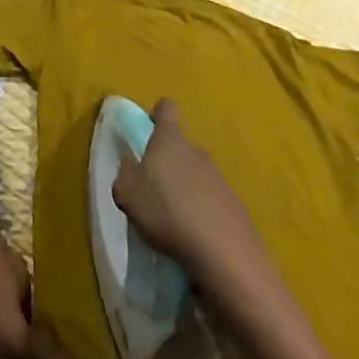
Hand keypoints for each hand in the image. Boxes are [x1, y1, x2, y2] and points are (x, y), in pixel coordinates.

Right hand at [111, 100, 258, 272]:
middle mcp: (196, 150)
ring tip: (171, 219)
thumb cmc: (166, 212)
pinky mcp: (233, 202)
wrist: (223, 250)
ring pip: (194, 173)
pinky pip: (210, 197)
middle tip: (152, 190)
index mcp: (169, 140)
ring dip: (183, 188)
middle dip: (166, 162)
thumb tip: (130, 161)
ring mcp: (218, 176)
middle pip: (180, 145)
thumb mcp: (128, 194)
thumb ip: (125, 172)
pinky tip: (192, 234)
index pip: (167, 108)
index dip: (157, 115)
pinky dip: (200, 210)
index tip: (147, 132)